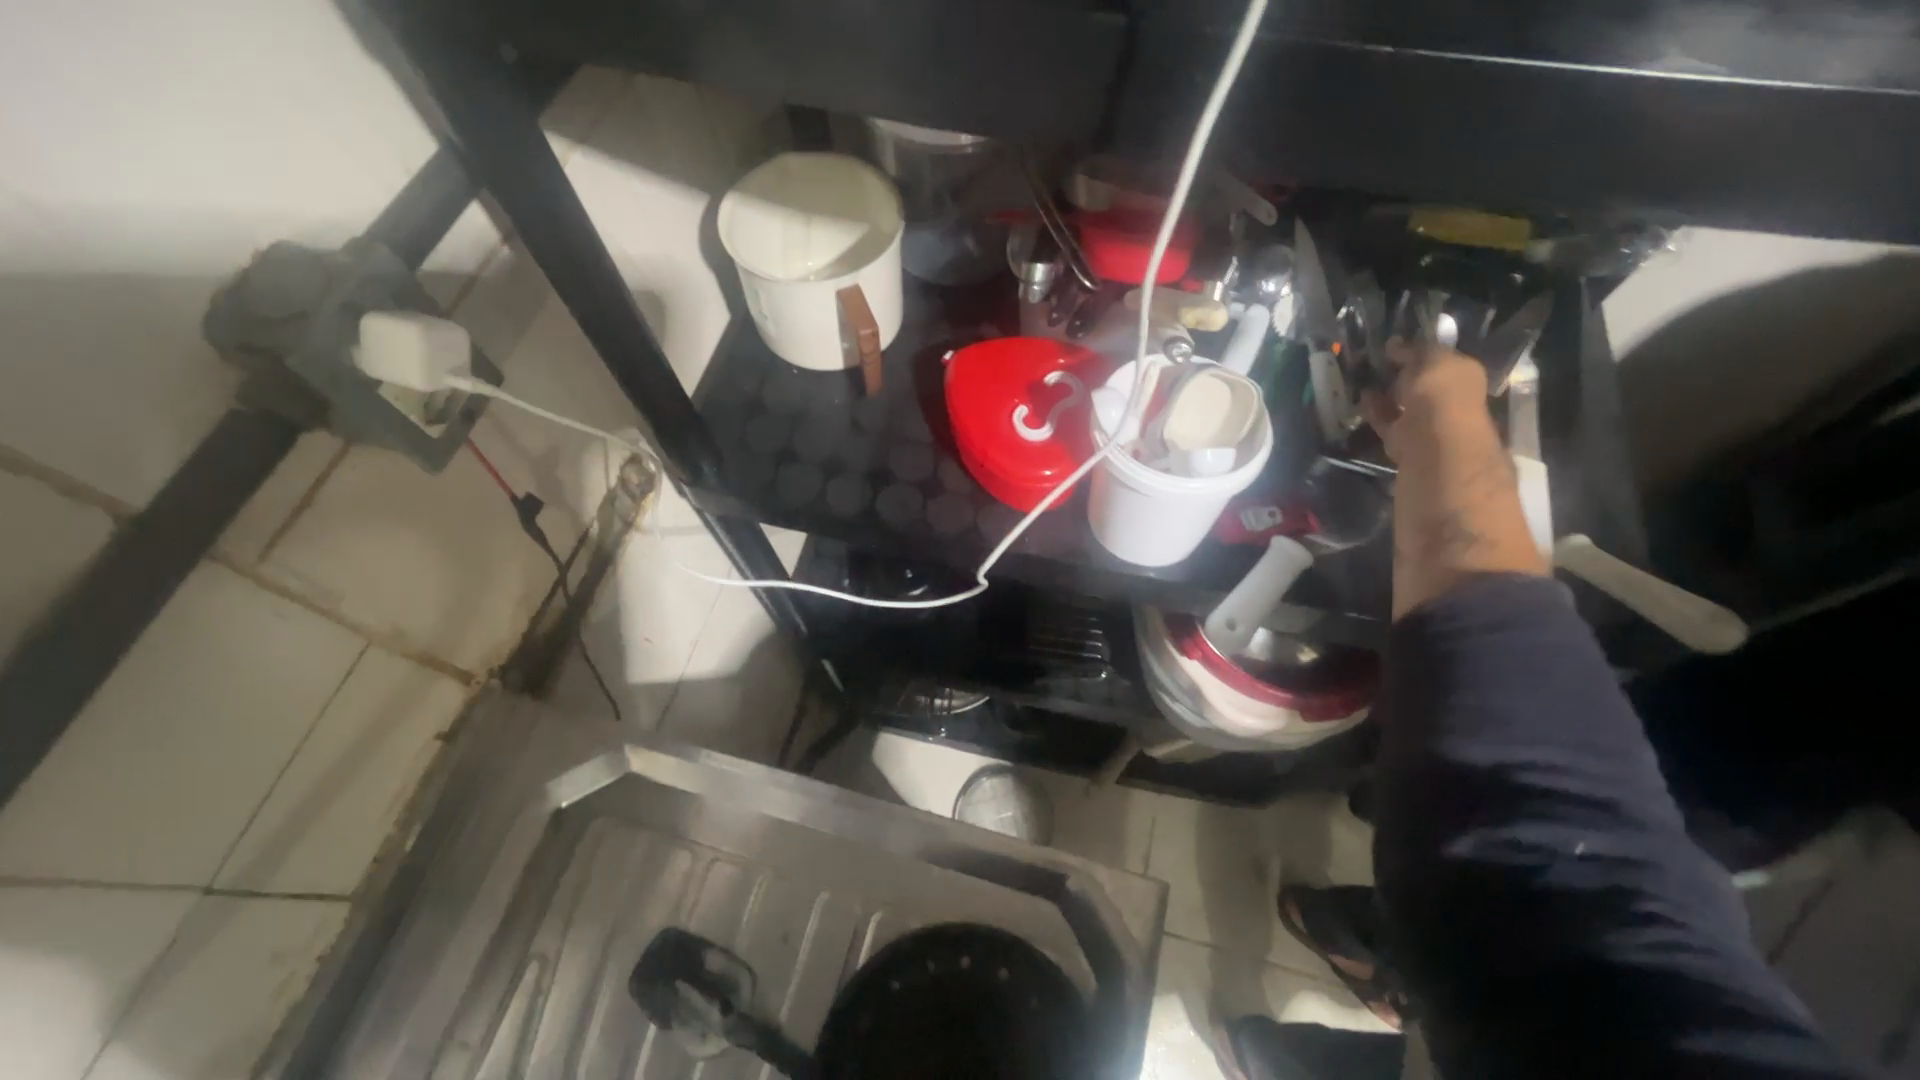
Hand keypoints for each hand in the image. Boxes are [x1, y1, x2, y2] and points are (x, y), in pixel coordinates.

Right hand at [1361, 338, 1490, 462]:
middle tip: (1375, 360)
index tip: (1392, 344)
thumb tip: (1394, 343)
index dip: (1417, 350)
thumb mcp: (1431, 357)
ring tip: (1362, 377)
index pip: (1440, 358)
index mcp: (1461, 375)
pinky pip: (1387, 421)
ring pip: (1402, 402)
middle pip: (1421, 382)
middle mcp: (1447, 398)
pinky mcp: (1403, 441)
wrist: (1433, 442)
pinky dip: (1374, 410)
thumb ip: (1414, 349)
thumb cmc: (1441, 392)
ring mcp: (1425, 422)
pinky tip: (1361, 397)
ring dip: (1385, 392)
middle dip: (1400, 372)